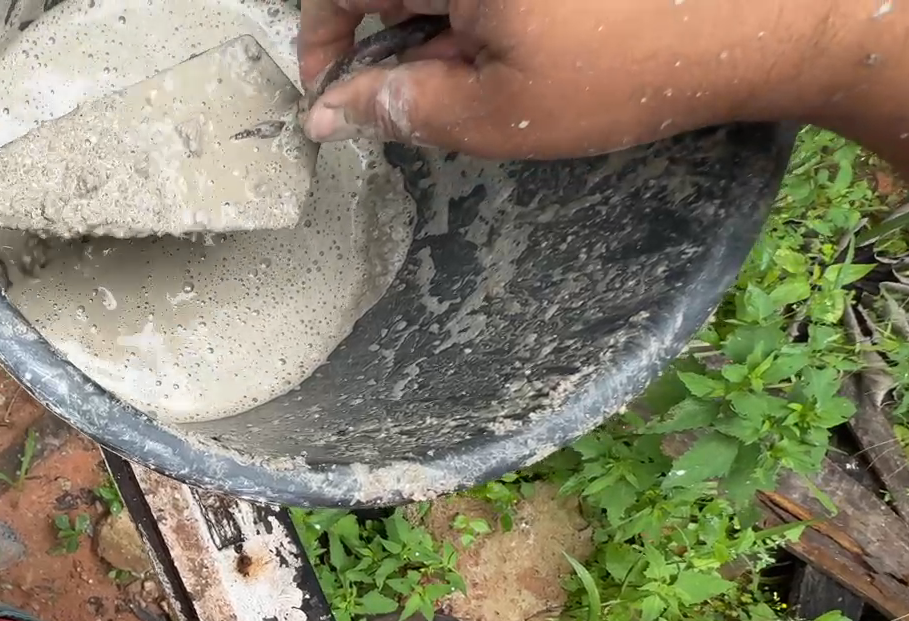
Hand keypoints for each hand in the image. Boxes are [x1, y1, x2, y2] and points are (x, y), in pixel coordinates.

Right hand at [298, 0, 901, 162]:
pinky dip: (487, 18)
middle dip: (394, 45)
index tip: (333, 92)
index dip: (322, 39)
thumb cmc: (628, 70)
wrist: (791, 12)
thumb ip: (394, 108)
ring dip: (445, 33)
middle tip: (434, 93)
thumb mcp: (490, 112)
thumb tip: (325, 114)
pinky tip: (528, 40)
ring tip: (497, 68)